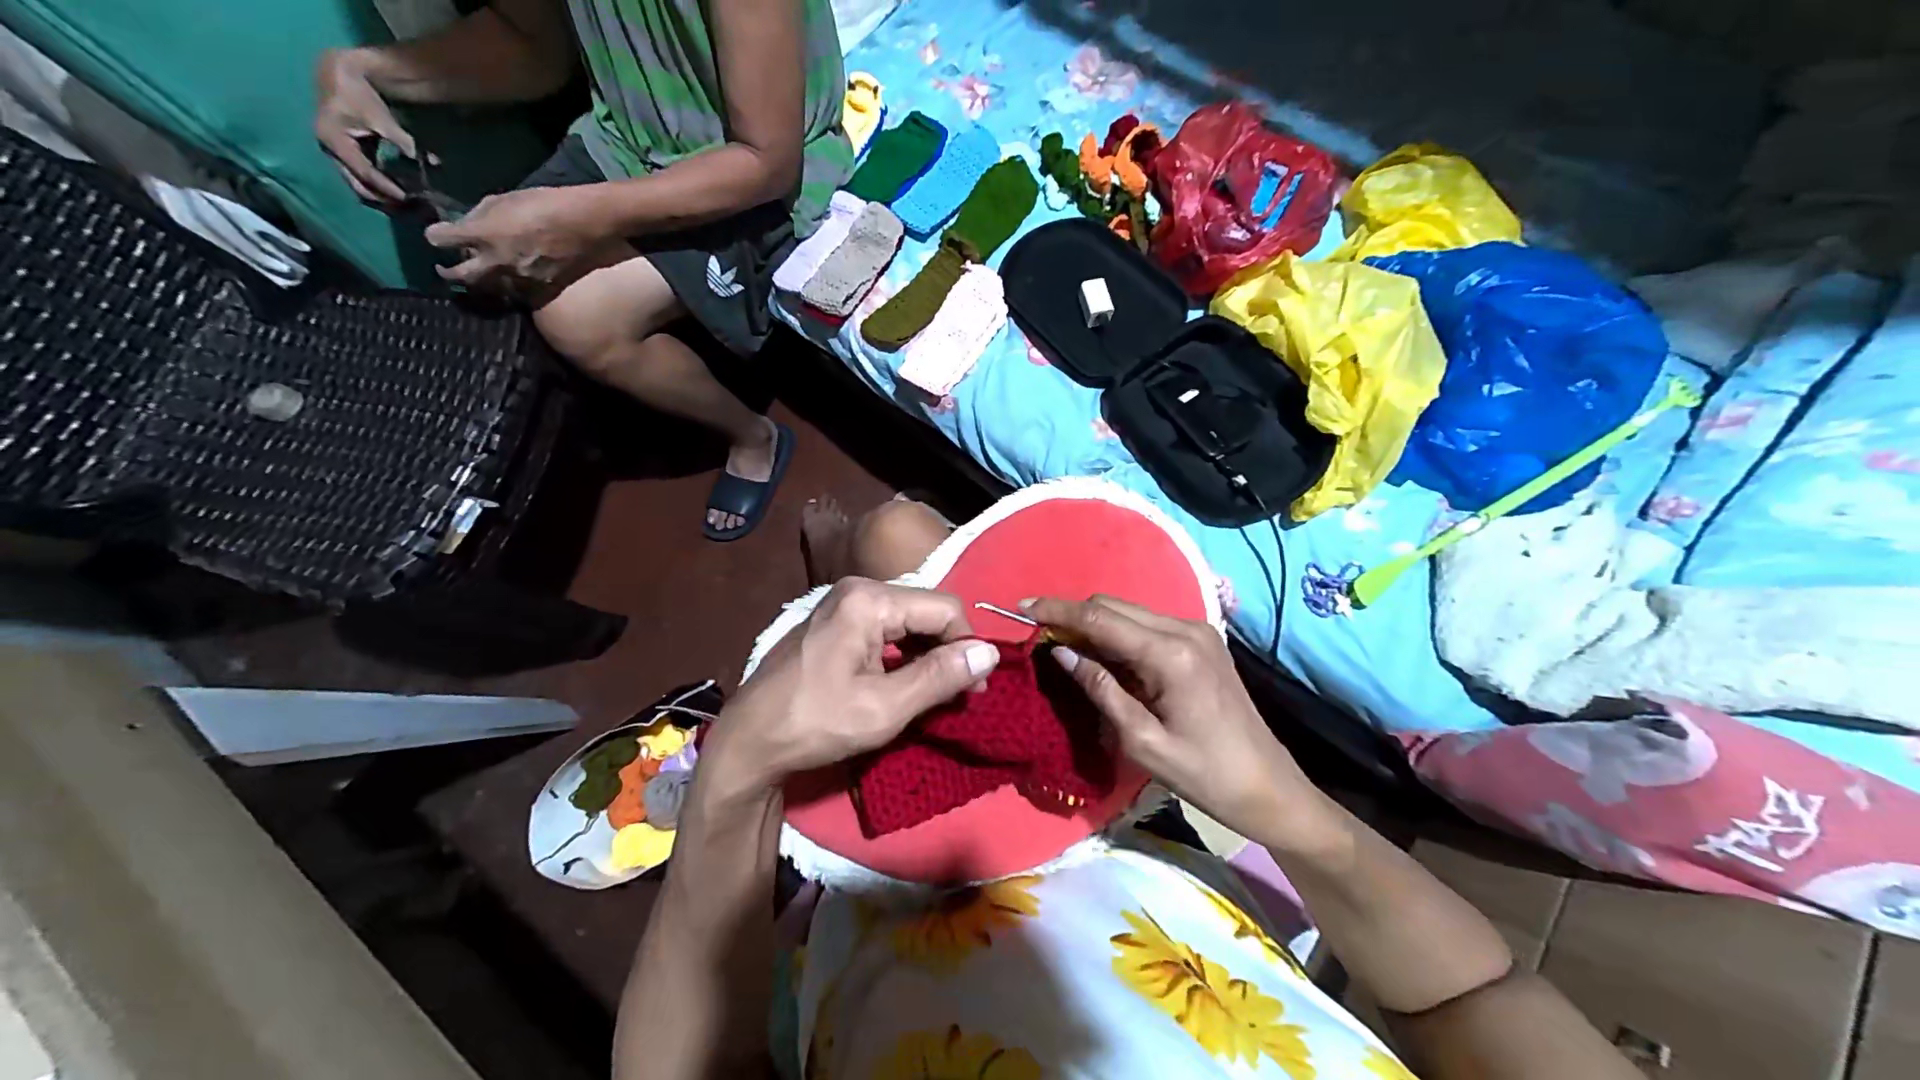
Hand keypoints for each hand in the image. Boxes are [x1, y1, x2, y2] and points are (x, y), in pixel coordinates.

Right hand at [314, 48, 416, 205]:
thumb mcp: (381, 118)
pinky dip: (379, 184)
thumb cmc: (359, 95)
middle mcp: (330, 149)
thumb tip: (424, 161)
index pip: (364, 173)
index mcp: (334, 140)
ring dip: (381, 194)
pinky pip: (362, 175)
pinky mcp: (344, 152)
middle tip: (409, 207)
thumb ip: (401, 141)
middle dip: (383, 198)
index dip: (386, 187)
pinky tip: (399, 190)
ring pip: (358, 183)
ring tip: (407, 203)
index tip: (407, 198)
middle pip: (357, 185)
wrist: (339, 75)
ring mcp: (336, 152)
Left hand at [424, 187, 605, 294]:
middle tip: (445, 270)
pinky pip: (520, 295)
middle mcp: (497, 262)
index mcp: (482, 233)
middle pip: (462, 276)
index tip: (437, 234)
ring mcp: (521, 280)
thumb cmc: (546, 204)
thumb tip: (468, 224)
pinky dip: (514, 289)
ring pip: (492, 289)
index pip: (440, 238)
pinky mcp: (543, 291)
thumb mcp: (505, 199)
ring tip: (483, 278)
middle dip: (450, 272)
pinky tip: (515, 284)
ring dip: (484, 283)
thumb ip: (481, 215)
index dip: (436, 235)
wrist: (588, 226)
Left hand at [699, 579, 1000, 798]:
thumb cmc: (815, 723)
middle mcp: (858, 588)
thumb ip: (940, 677)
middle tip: (959, 696)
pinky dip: (904, 654)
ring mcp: (843, 603)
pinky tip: (906, 684)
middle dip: (949, 650)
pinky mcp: (836, 621)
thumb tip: (990, 653)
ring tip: (936, 695)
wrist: (749, 740)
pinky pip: (887, 628)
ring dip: (928, 654)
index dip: (968, 647)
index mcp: (869, 600)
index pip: (945, 608)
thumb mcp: (885, 708)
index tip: (975, 691)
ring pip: (909, 620)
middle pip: (927, 610)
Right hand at [1022, 595, 1334, 848]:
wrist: (1269, 786)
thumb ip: (1100, 689)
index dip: (1057, 611)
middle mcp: (1185, 629)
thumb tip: (1061, 652)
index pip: (1100, 618)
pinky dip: (1117, 634)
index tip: (1021, 607)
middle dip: (1072, 616)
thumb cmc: (1204, 774)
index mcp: (1171, 654)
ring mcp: (1196, 631)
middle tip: (1039, 638)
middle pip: (1112, 606)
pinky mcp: (1201, 641)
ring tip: (1064, 649)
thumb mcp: (1142, 742)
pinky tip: (1102, 657)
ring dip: (1094, 625)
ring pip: (1128, 612)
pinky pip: (1146, 625)